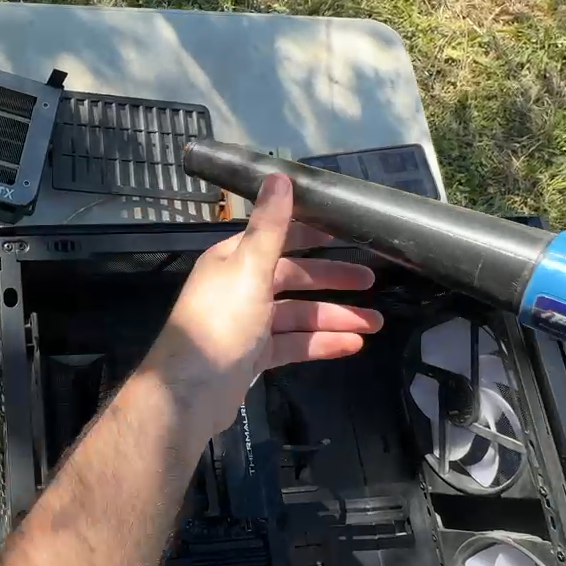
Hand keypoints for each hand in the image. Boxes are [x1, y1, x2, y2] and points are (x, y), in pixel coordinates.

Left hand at [141, 173, 383, 438]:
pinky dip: (321, 343)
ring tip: (375, 323)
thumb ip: (270, 226)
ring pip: (297, 315)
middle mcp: (238, 287)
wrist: (190, 390)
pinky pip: (293, 344)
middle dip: (331, 280)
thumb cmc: (220, 322)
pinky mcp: (253, 355)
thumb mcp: (249, 268)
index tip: (347, 234)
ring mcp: (246, 323)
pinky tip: (353, 345)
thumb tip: (279, 176)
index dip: (310, 234)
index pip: (277, 238)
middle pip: (291, 278)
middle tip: (372, 282)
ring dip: (334, 316)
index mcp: (232, 260)